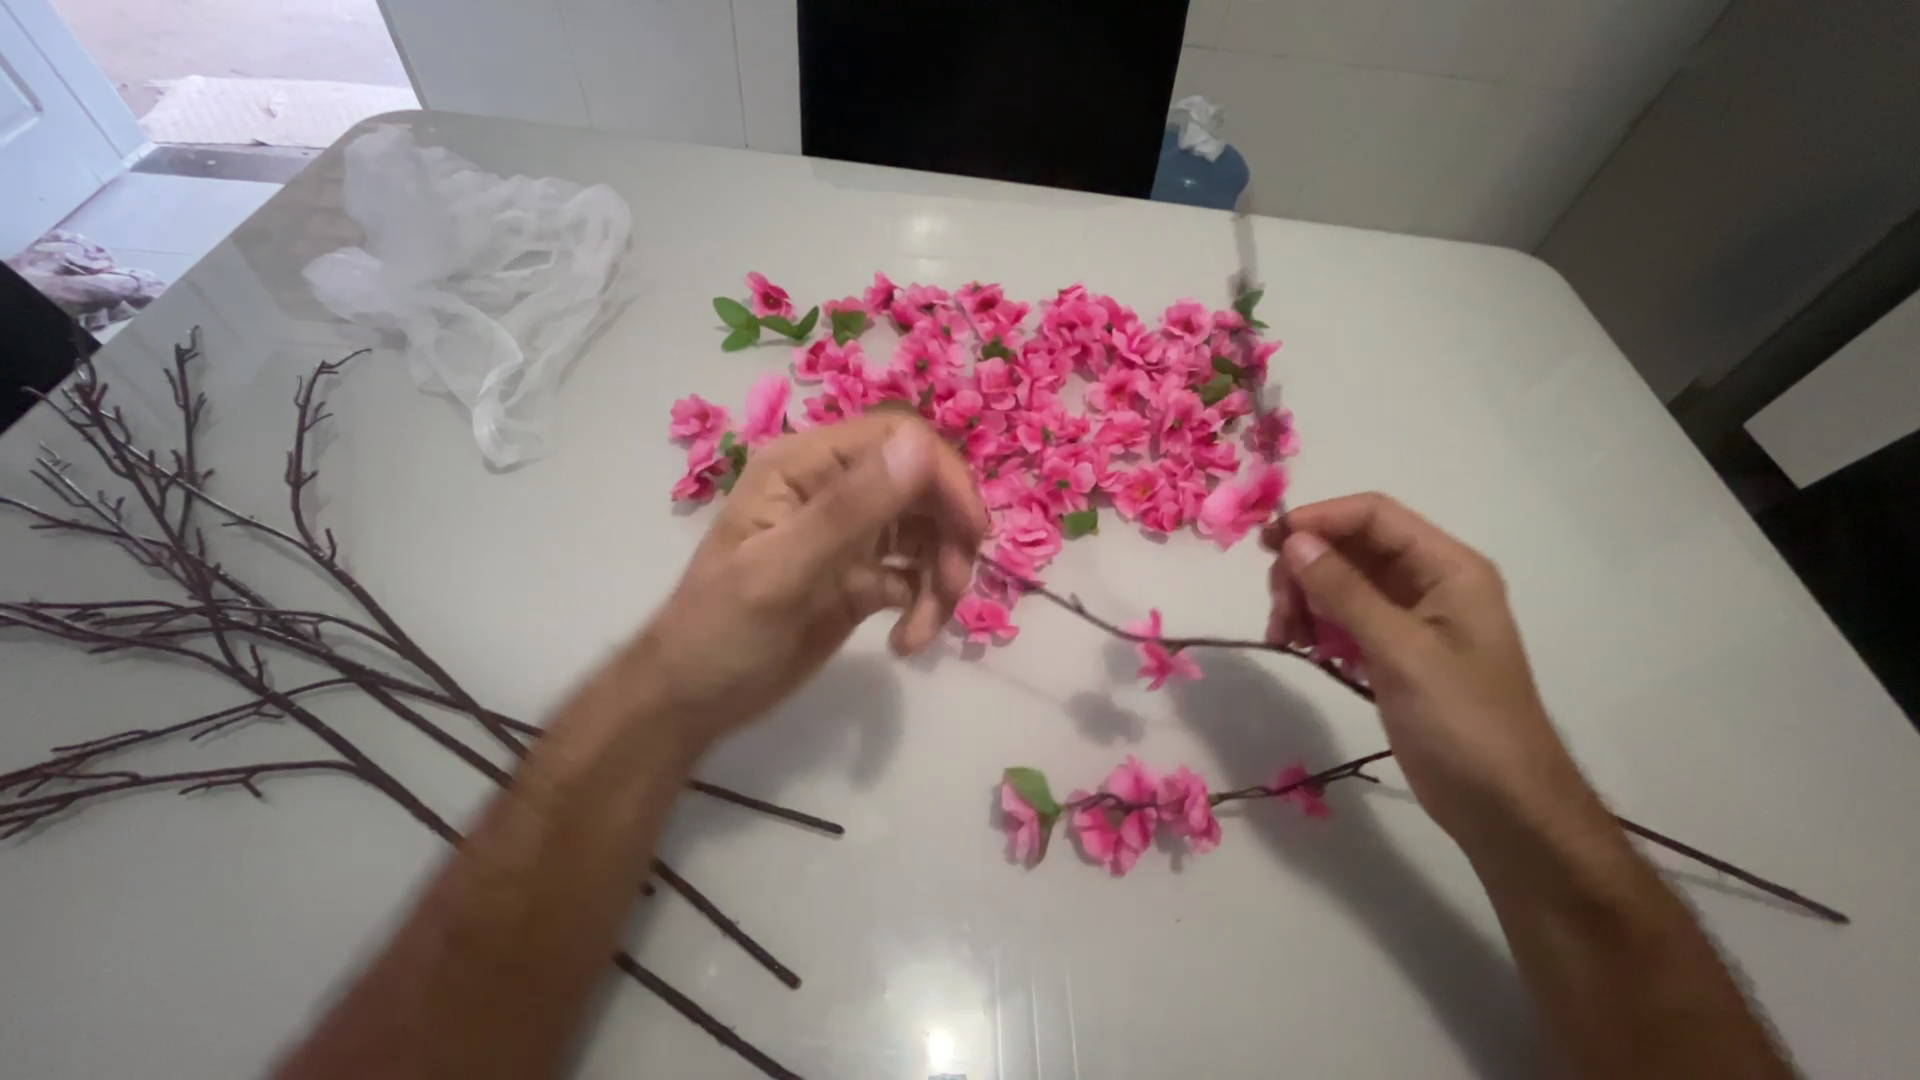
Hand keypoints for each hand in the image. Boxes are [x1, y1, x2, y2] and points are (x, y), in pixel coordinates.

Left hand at [642, 412, 986, 746]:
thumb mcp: (781, 572)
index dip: (944, 478)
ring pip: (930, 533)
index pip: (898, 439)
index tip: (970, 534)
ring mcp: (852, 535)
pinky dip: (925, 606)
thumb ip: (849, 510)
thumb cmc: (719, 631)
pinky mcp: (864, 577)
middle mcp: (834, 489)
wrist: (694, 700)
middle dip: (950, 536)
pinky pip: (917, 577)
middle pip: (924, 486)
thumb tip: (920, 446)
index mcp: (805, 467)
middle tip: (950, 590)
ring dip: (941, 578)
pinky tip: (906, 642)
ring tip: (920, 630)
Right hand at [1262, 494, 1601, 842]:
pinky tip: (1305, 651)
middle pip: (1350, 547)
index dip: (1318, 520)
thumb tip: (1293, 540)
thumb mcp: (1401, 651)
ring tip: (1286, 638)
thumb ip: (1346, 591)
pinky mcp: (1393, 649)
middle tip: (1279, 612)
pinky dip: (1317, 627)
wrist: (1502, 805)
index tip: (1267, 546)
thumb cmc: (1463, 721)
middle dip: (1306, 570)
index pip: (1374, 515)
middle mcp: (1428, 582)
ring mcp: (1410, 617)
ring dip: (1304, 601)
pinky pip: (1343, 618)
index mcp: (1447, 568)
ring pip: (1340, 583)